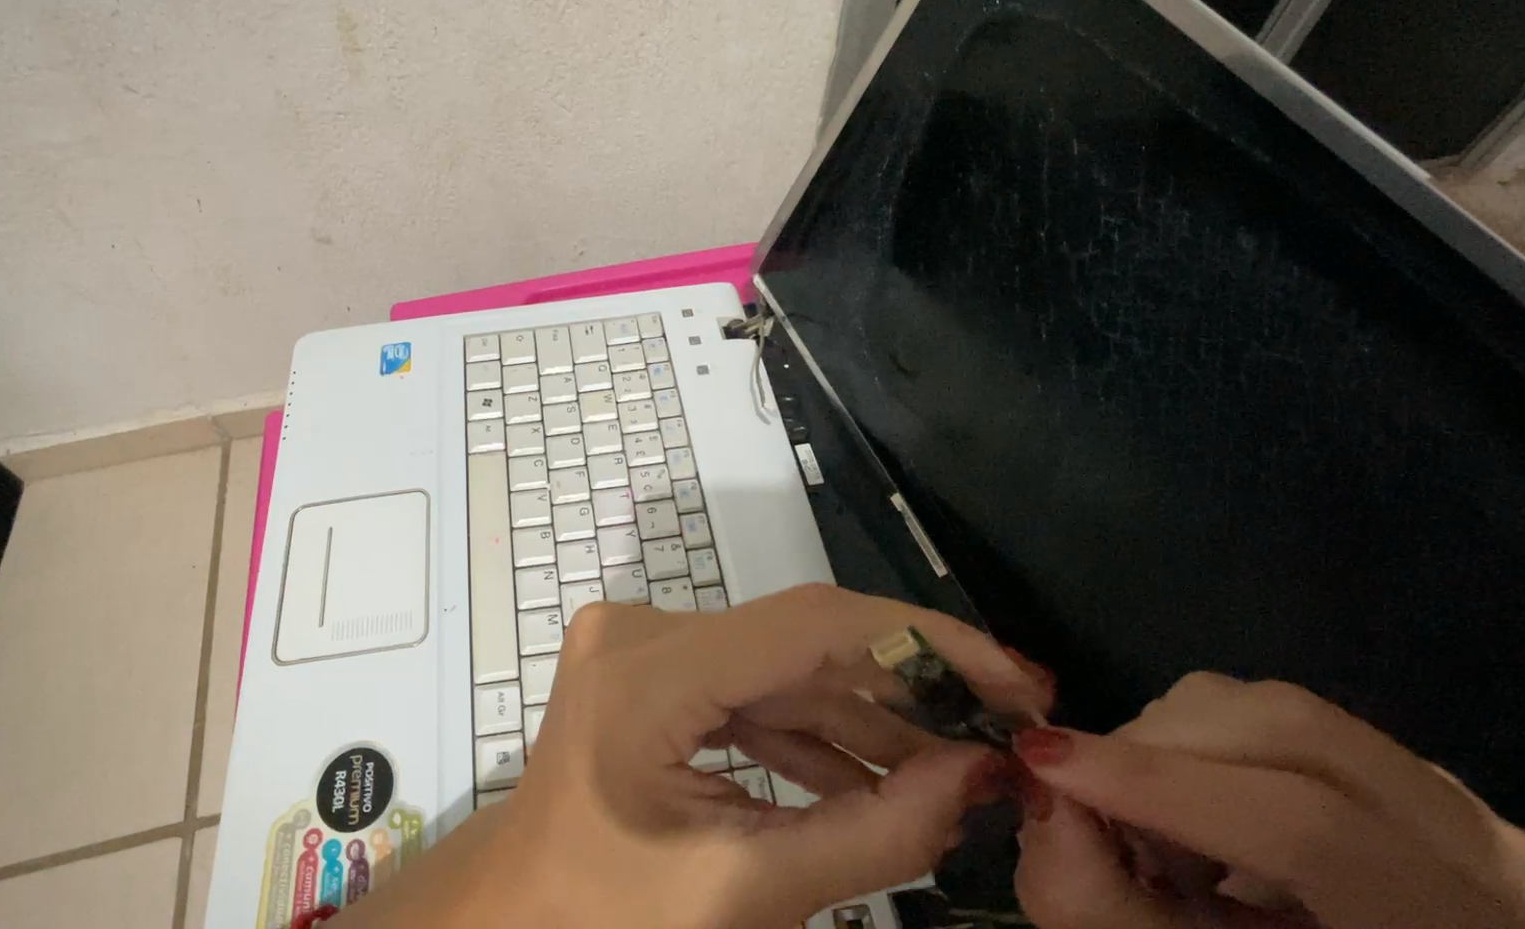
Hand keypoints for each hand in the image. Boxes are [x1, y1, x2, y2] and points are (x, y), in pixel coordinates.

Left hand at [335, 583, 1051, 928]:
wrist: (510, 917)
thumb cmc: (603, 916)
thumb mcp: (744, 889)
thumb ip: (873, 835)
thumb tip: (982, 776)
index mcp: (649, 670)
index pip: (810, 624)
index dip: (924, 641)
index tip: (1013, 678)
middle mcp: (644, 631)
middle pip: (802, 641)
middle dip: (908, 687)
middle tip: (1004, 728)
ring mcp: (645, 646)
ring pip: (784, 667)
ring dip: (869, 716)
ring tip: (959, 764)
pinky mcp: (654, 671)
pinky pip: (752, 691)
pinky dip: (816, 731)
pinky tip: (883, 773)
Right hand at [1011, 672, 1524, 928]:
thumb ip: (1103, 904)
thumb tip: (1037, 795)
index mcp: (1454, 927)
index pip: (1309, 824)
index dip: (1161, 784)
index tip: (1038, 758)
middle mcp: (1493, 855)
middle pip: (1287, 730)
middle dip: (1151, 750)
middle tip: (1083, 797)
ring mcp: (1463, 805)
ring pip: (1272, 705)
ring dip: (1168, 743)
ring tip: (1151, 827)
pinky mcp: (1415, 774)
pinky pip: (1279, 717)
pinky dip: (1198, 744)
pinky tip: (1195, 813)